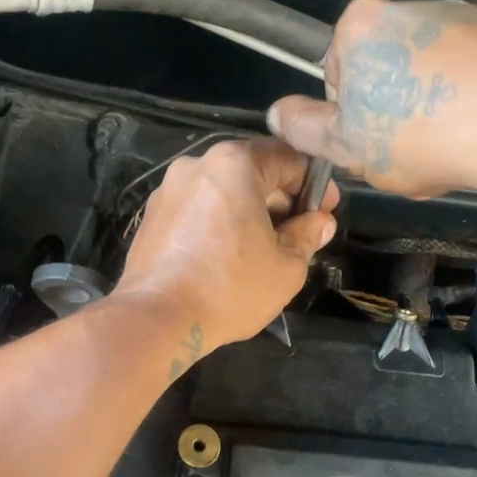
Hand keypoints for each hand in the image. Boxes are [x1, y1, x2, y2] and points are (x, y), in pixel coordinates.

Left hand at [116, 138, 339, 357]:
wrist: (156, 319)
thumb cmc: (229, 287)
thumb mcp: (286, 266)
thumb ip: (307, 236)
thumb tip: (320, 222)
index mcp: (233, 164)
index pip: (287, 157)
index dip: (314, 184)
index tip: (325, 212)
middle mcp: (196, 165)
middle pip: (251, 172)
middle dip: (279, 199)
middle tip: (297, 234)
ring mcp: (167, 190)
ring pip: (221, 192)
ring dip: (247, 212)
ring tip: (261, 250)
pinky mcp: (151, 217)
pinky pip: (196, 211)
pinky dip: (217, 224)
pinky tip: (225, 257)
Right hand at [268, 0, 476, 197]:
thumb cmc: (423, 135)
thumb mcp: (347, 145)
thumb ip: (305, 126)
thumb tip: (278, 113)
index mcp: (362, 25)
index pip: (337, 73)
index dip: (350, 115)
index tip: (373, 141)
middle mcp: (409, 7)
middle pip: (385, 68)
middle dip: (394, 108)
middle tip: (412, 151)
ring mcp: (462, 14)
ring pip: (430, 70)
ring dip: (434, 104)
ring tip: (453, 143)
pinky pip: (474, 68)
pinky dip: (473, 95)